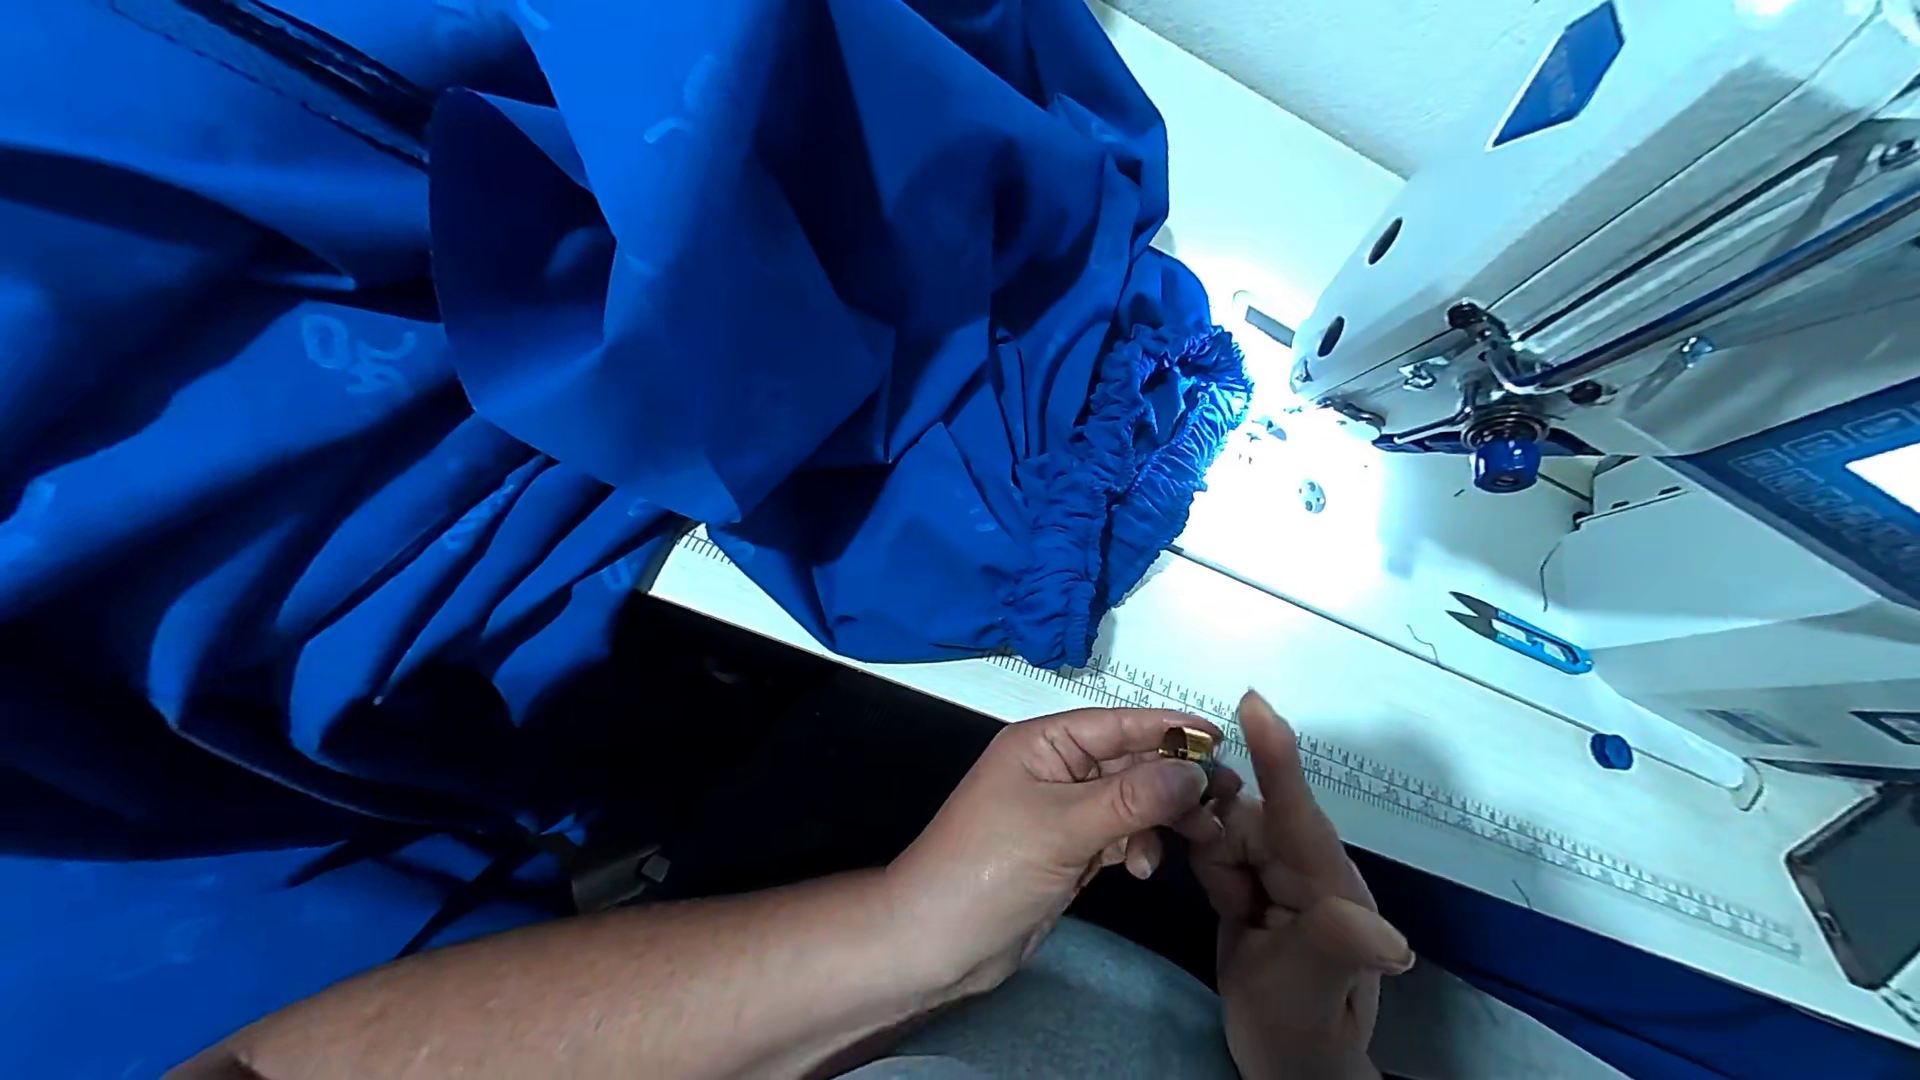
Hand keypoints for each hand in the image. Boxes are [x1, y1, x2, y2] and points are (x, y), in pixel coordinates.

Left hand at [888, 708, 1223, 996]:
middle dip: (1172, 781)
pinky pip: (1117, 835)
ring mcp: (1061, 811)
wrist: (936, 940)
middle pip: (1127, 763)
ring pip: (1128, 802)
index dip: (1166, 727)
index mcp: (1042, 743)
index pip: (1115, 724)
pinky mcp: (1067, 849)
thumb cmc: (990, 866)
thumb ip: (1131, 798)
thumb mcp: (1062, 826)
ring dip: (1160, 818)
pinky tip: (1139, 868)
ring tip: (1197, 839)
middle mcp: (1054, 769)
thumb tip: (1192, 771)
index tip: (1218, 737)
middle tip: (1224, 803)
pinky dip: (1135, 846)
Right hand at [1192, 692, 1413, 1079]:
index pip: (1298, 814)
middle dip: (1218, 844)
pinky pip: (1218, 846)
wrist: (1288, 1069)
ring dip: (1213, 863)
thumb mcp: (1309, 999)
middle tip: (1227, 901)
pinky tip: (1229, 907)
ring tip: (1234, 916)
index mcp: (1332, 890)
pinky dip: (1210, 868)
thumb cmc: (1301, 1038)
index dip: (1276, 757)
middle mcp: (1311, 867)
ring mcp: (1285, 871)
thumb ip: (1334, 952)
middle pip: (1245, 817)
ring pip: (1224, 829)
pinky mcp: (1261, 876)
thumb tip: (1381, 928)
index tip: (1252, 703)